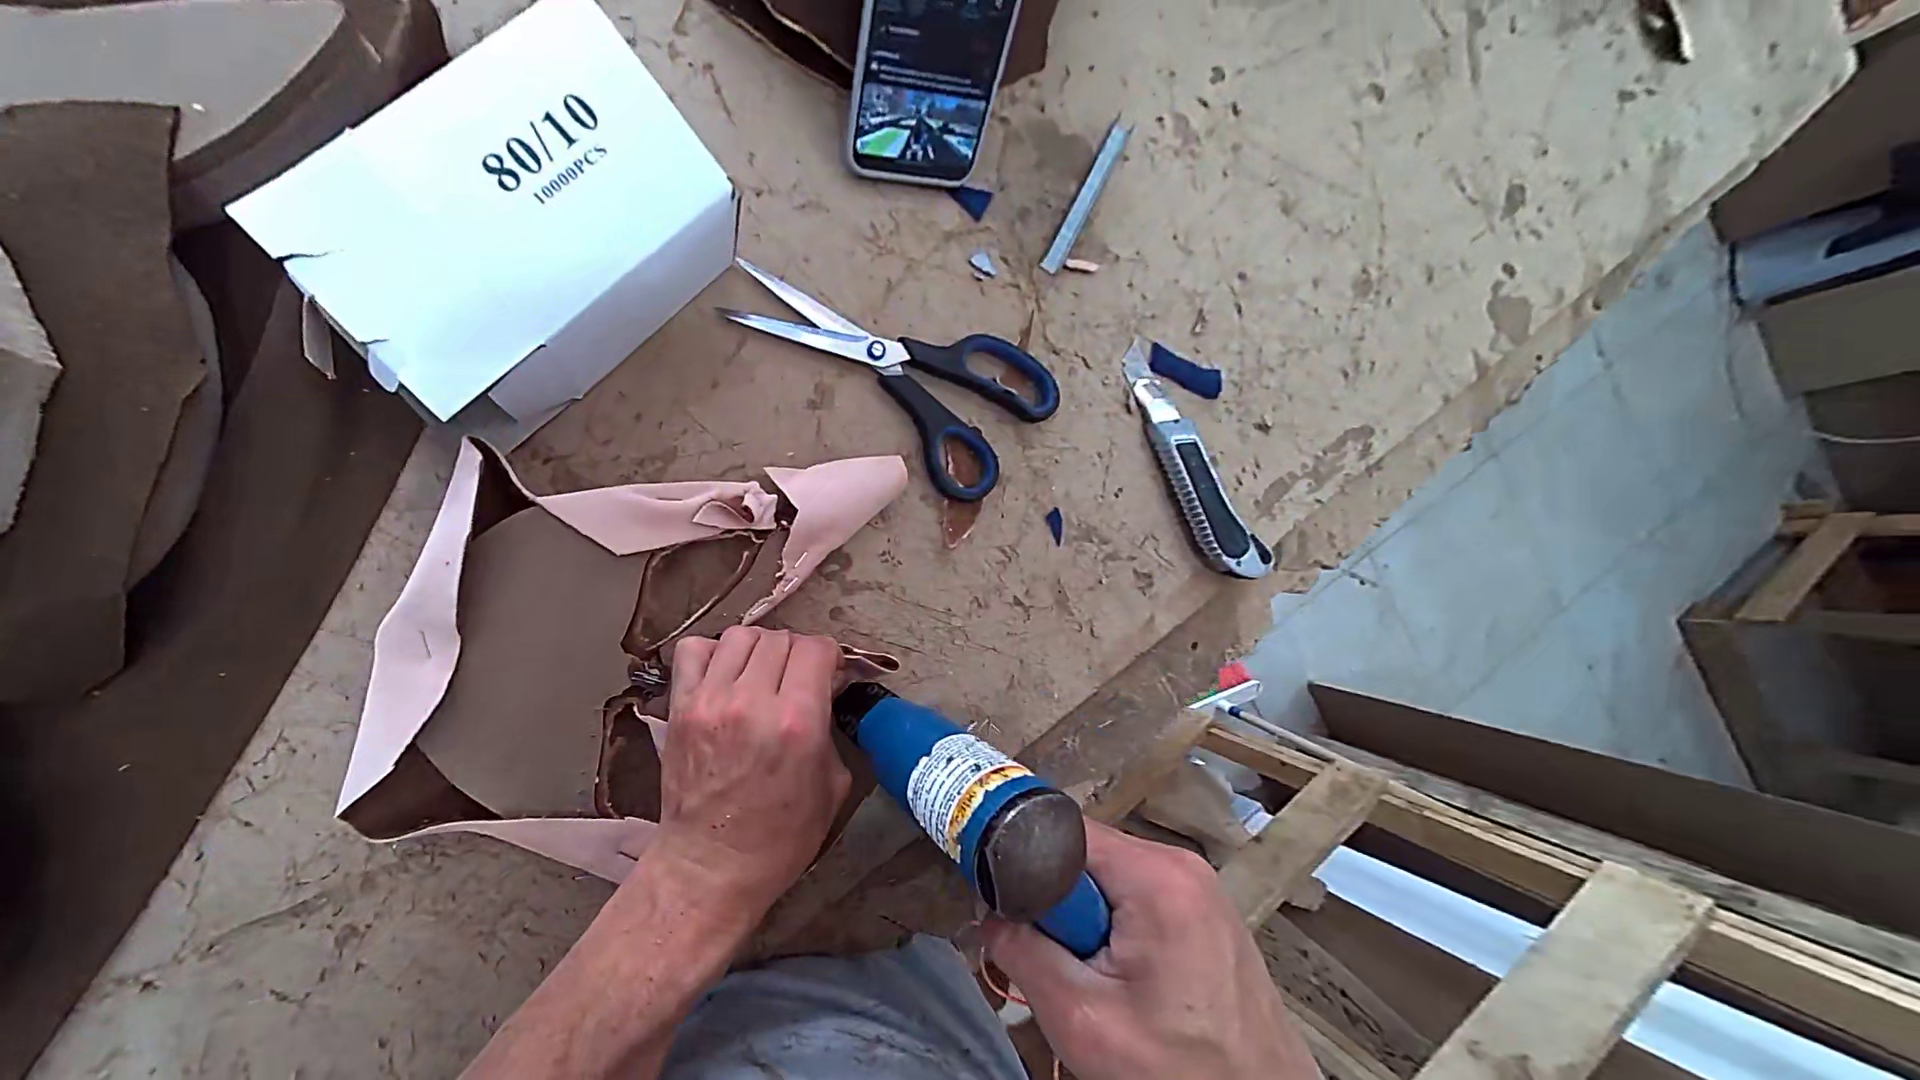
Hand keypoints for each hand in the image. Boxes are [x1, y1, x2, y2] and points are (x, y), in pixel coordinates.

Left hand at [655, 626, 850, 910]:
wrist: (711, 868)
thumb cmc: (781, 836)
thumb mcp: (834, 782)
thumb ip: (832, 726)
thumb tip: (828, 689)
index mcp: (797, 721)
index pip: (816, 648)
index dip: (830, 656)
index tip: (829, 673)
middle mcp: (752, 702)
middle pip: (781, 638)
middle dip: (799, 652)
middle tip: (799, 678)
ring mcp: (710, 702)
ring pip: (741, 636)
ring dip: (760, 648)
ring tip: (763, 673)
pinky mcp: (680, 710)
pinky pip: (694, 651)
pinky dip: (714, 653)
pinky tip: (726, 675)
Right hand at [983, 821, 1320, 1079]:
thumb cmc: (1182, 1072)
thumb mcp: (1082, 1019)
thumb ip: (1023, 955)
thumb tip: (987, 916)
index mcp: (1156, 875)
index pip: (1066, 831)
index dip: (1027, 860)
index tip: (1007, 899)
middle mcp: (1180, 862)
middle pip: (1088, 852)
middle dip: (1061, 900)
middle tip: (1062, 957)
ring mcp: (1197, 881)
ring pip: (1110, 874)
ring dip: (1088, 915)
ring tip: (1097, 973)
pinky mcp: (1202, 904)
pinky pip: (1137, 891)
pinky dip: (1117, 923)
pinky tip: (1125, 972)